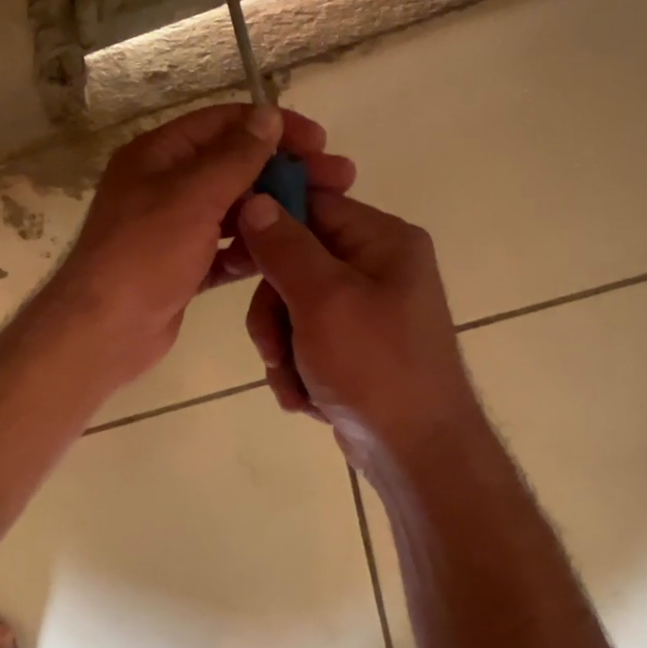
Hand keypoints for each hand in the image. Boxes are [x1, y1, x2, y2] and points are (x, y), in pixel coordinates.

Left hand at [29, 103, 354, 388]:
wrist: (103, 331)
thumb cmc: (143, 255)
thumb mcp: (192, 195)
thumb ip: (234, 156)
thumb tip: (267, 117)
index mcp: (157, 156)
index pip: (223, 124)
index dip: (273, 127)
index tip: (319, 143)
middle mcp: (161, 188)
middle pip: (232, 167)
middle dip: (283, 171)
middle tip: (339, 181)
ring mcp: (169, 232)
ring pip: (231, 211)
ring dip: (272, 211)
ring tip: (323, 216)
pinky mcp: (178, 271)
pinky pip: (222, 252)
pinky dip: (249, 250)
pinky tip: (284, 253)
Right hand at [236, 189, 487, 459]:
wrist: (415, 447)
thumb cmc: (374, 366)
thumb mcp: (323, 300)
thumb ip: (285, 248)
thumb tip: (254, 199)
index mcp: (382, 241)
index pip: (312, 206)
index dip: (268, 227)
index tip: (231, 258)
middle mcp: (378, 269)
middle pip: (293, 266)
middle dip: (273, 313)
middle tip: (275, 349)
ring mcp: (366, 313)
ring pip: (291, 312)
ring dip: (281, 351)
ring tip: (294, 383)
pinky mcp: (355, 351)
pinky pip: (305, 345)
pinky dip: (297, 372)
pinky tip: (306, 399)